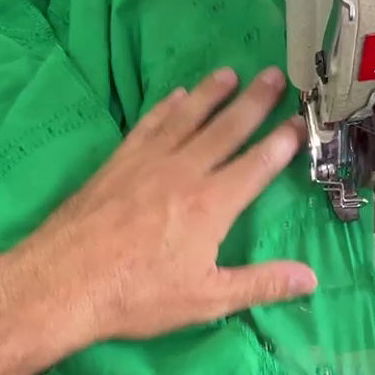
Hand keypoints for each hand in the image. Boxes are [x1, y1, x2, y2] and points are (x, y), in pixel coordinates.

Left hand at [23, 66, 316, 343]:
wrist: (64, 281)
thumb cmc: (138, 295)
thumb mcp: (206, 300)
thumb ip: (260, 285)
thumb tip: (311, 278)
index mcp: (212, 205)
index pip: (256, 166)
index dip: (281, 143)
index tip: (299, 122)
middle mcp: (184, 172)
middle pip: (226, 129)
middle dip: (254, 102)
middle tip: (273, 75)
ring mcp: (148, 163)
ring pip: (187, 118)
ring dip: (211, 94)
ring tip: (230, 74)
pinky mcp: (118, 163)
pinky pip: (148, 125)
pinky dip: (165, 108)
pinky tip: (175, 97)